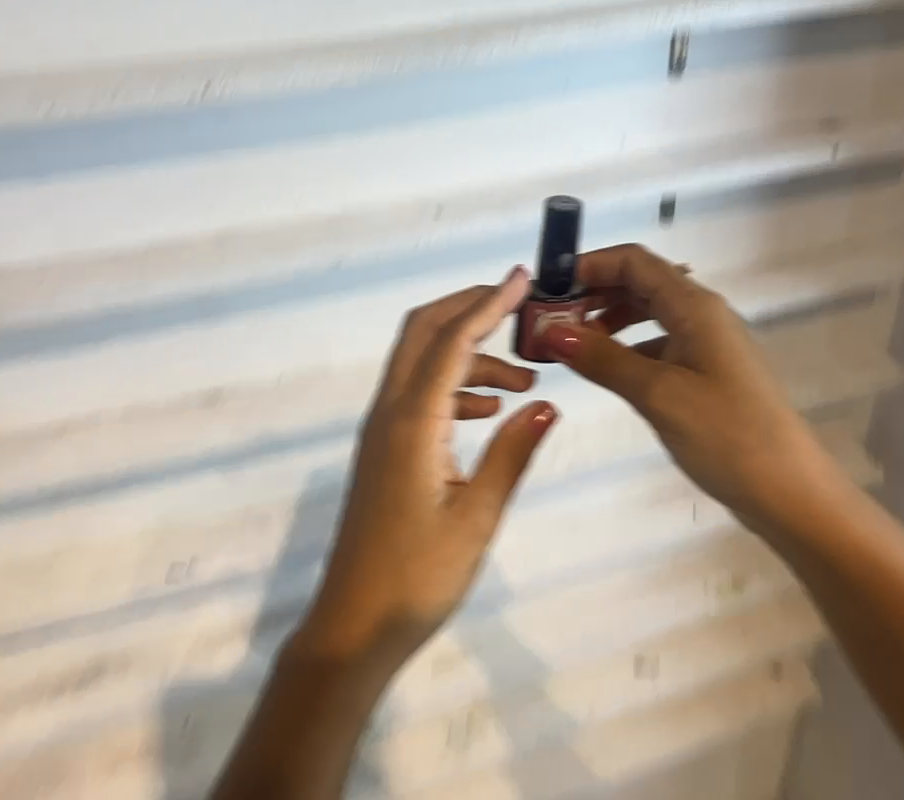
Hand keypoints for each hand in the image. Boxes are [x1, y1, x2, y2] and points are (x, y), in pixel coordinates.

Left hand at [292, 267, 559, 670]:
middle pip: (423, 334)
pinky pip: (418, 396)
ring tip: (524, 383)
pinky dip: (454, 388)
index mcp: (411, 422)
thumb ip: (511, 455)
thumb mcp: (477, 518)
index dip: (488, 303)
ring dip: (469, 357)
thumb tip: (549, 406)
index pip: (452, 341)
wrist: (354, 625)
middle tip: (521, 309)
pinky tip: (488, 413)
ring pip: (422, 364)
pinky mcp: (384, 451)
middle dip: (469, 309)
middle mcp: (389, 414)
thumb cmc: (418, 577)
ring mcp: (381, 432)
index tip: (523, 277)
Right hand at [544, 244, 856, 535]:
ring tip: (570, 345)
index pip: (634, 261)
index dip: (589, 264)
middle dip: (593, 293)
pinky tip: (607, 371)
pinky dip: (628, 348)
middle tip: (550, 320)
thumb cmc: (726, 435)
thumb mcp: (657, 394)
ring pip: (649, 314)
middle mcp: (702, 315)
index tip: (548, 286)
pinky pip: (660, 344)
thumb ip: (603, 358)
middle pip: (640, 283)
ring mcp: (708, 345)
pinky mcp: (709, 374)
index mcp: (695, 306)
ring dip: (608, 321)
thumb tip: (551, 332)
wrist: (790, 492)